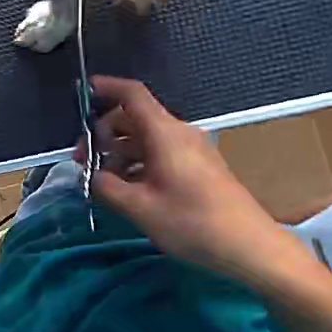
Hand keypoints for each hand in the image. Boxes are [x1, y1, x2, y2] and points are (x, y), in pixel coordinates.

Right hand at [80, 76, 307, 282]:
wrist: (248, 244)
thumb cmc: (191, 221)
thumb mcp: (140, 207)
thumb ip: (107, 187)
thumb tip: (92, 177)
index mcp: (164, 133)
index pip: (133, 95)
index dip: (107, 87)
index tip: (83, 91)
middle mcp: (178, 133)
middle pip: (135, 118)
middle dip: (104, 134)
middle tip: (84, 161)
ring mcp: (191, 149)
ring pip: (146, 138)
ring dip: (120, 153)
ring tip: (102, 181)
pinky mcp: (198, 166)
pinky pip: (160, 153)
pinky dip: (138, 163)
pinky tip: (127, 188)